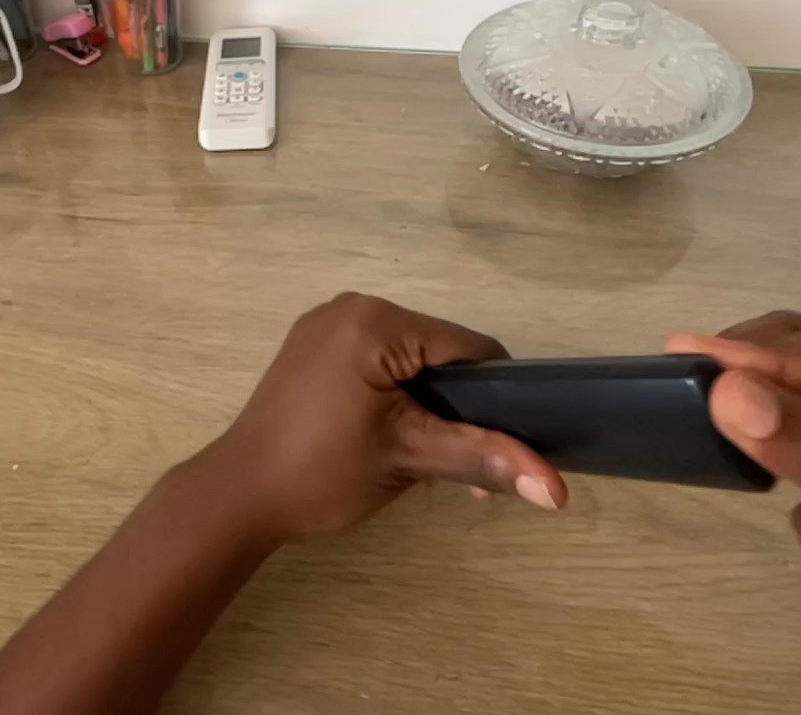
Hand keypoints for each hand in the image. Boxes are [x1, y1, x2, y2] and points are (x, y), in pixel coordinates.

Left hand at [200, 293, 566, 540]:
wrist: (240, 493)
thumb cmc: (322, 470)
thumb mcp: (408, 458)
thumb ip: (483, 458)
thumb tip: (559, 490)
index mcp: (374, 321)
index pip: (465, 345)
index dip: (495, 393)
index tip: (504, 443)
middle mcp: (350, 307)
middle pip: (435, 349)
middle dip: (456, 403)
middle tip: (461, 465)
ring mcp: (325, 323)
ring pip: (405, 355)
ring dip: (425, 401)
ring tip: (427, 456)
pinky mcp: (311, 345)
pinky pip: (373, 357)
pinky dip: (392, 390)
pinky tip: (391, 432)